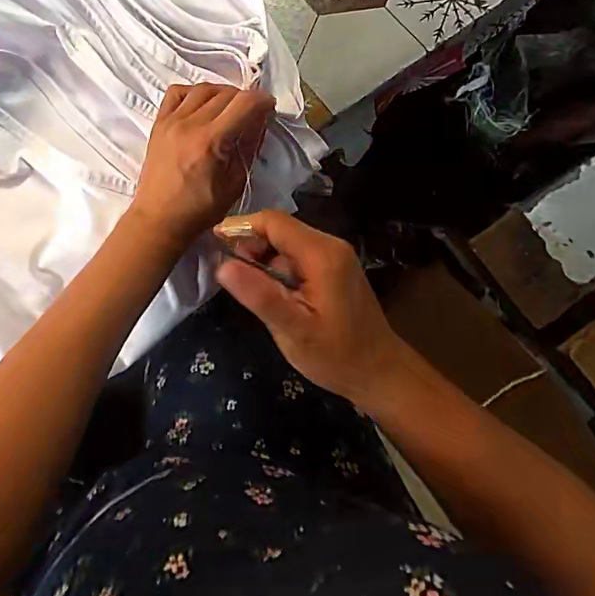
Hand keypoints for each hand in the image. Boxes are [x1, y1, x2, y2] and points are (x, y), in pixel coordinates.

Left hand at [128, 84, 274, 247]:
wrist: (158, 219)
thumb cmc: (199, 209)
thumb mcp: (235, 183)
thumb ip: (248, 148)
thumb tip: (260, 122)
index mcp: (210, 142)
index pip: (244, 104)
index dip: (263, 101)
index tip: (269, 107)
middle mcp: (189, 125)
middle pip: (226, 94)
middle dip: (245, 99)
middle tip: (253, 113)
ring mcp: (171, 122)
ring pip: (203, 89)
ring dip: (222, 93)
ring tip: (230, 108)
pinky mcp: (158, 123)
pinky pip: (177, 93)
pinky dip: (193, 93)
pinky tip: (202, 105)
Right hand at [213, 209, 412, 403]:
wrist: (381, 374)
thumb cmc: (336, 355)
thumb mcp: (293, 329)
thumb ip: (259, 295)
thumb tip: (221, 265)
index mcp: (321, 254)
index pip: (272, 221)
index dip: (240, 227)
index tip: (213, 243)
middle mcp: (330, 244)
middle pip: (279, 227)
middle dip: (249, 243)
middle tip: (231, 273)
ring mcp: (334, 254)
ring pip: (286, 240)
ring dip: (262, 255)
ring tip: (249, 286)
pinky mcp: (333, 266)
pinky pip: (296, 253)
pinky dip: (276, 264)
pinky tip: (271, 290)